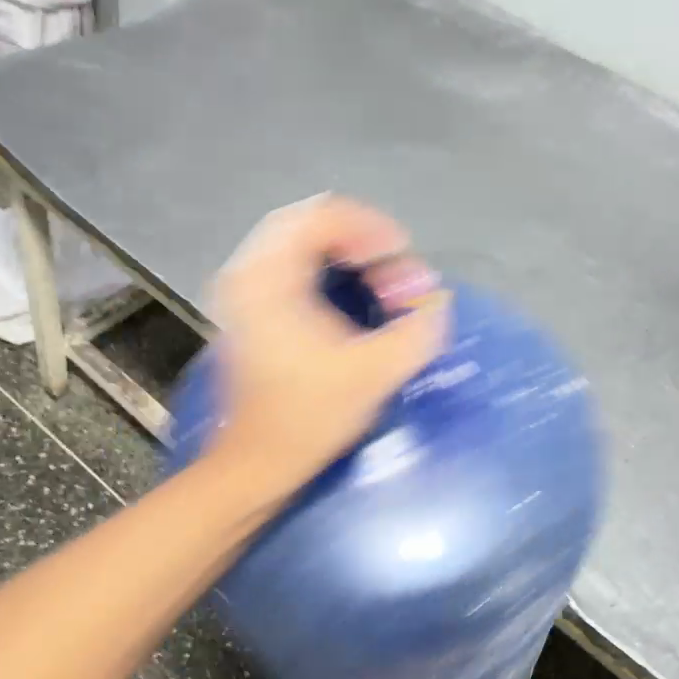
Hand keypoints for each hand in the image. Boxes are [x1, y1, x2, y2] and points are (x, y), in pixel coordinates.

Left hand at [208, 195, 448, 498]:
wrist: (254, 464)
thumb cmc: (307, 419)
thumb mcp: (373, 374)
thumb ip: (417, 331)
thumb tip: (437, 304)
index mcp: (267, 276)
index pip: (322, 214)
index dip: (373, 229)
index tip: (403, 263)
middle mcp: (246, 273)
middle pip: (310, 223)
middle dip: (362, 242)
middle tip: (394, 275)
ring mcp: (241, 293)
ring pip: (299, 245)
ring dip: (345, 257)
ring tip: (381, 289)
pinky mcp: (247, 312)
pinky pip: (289, 268)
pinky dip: (325, 273)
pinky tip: (353, 301)